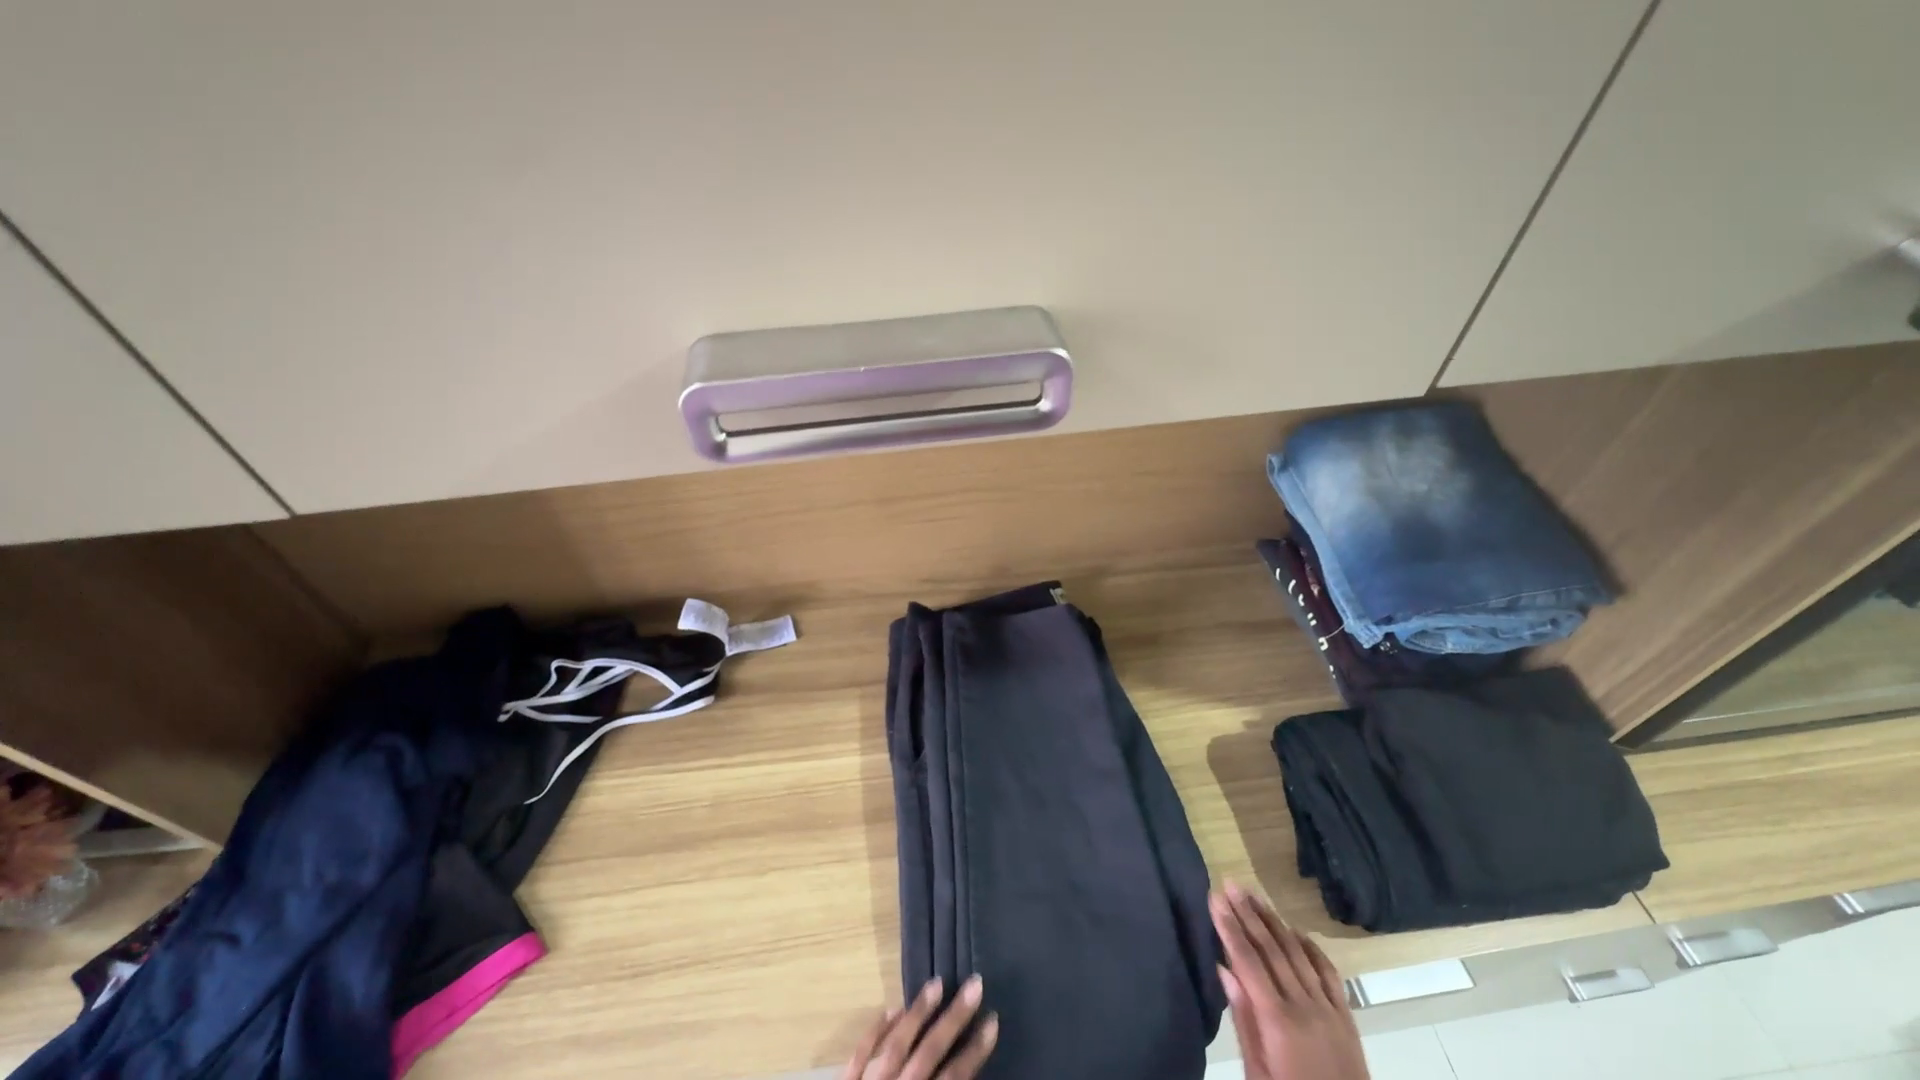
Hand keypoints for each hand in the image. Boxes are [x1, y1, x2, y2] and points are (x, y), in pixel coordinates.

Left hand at [842, 975, 997, 1079]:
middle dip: (954, 1018)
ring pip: (896, 1044)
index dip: (976, 1049)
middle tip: (975, 984)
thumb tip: (964, 1065)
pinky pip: (860, 1053)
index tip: (993, 1020)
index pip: (955, 1075)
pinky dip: (876, 1030)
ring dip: (917, 1013)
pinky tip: (891, 1008)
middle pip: (930, 1051)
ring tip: (936, 983)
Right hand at [1211, 882, 1369, 1079]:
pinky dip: (1310, 948)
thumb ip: (1243, 1020)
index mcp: (1277, 1021)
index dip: (1230, 927)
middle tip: (1231, 885)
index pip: (1248, 962)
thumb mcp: (1257, 1072)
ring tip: (1255, 897)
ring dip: (1275, 922)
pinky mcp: (1346, 1017)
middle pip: (1272, 950)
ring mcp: (1329, 1009)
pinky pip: (1328, 973)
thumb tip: (1224, 970)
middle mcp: (1304, 1006)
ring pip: (1298, 954)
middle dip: (1249, 915)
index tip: (1215, 899)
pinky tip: (1297, 933)